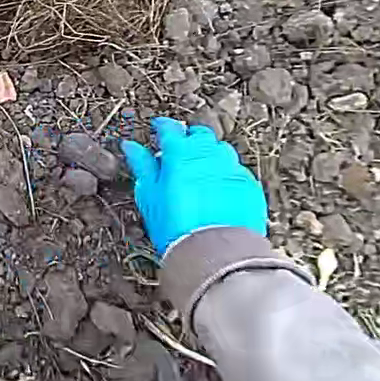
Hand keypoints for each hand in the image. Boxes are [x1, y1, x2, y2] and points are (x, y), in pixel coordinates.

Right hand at [120, 117, 267, 254]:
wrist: (214, 253)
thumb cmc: (176, 225)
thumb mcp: (150, 195)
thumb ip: (142, 166)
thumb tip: (131, 147)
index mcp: (181, 152)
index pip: (170, 128)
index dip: (162, 127)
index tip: (159, 129)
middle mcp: (209, 153)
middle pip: (199, 135)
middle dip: (189, 140)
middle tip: (180, 155)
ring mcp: (231, 167)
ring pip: (220, 151)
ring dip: (210, 156)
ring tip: (200, 175)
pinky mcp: (248, 184)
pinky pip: (235, 171)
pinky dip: (226, 176)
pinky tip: (217, 192)